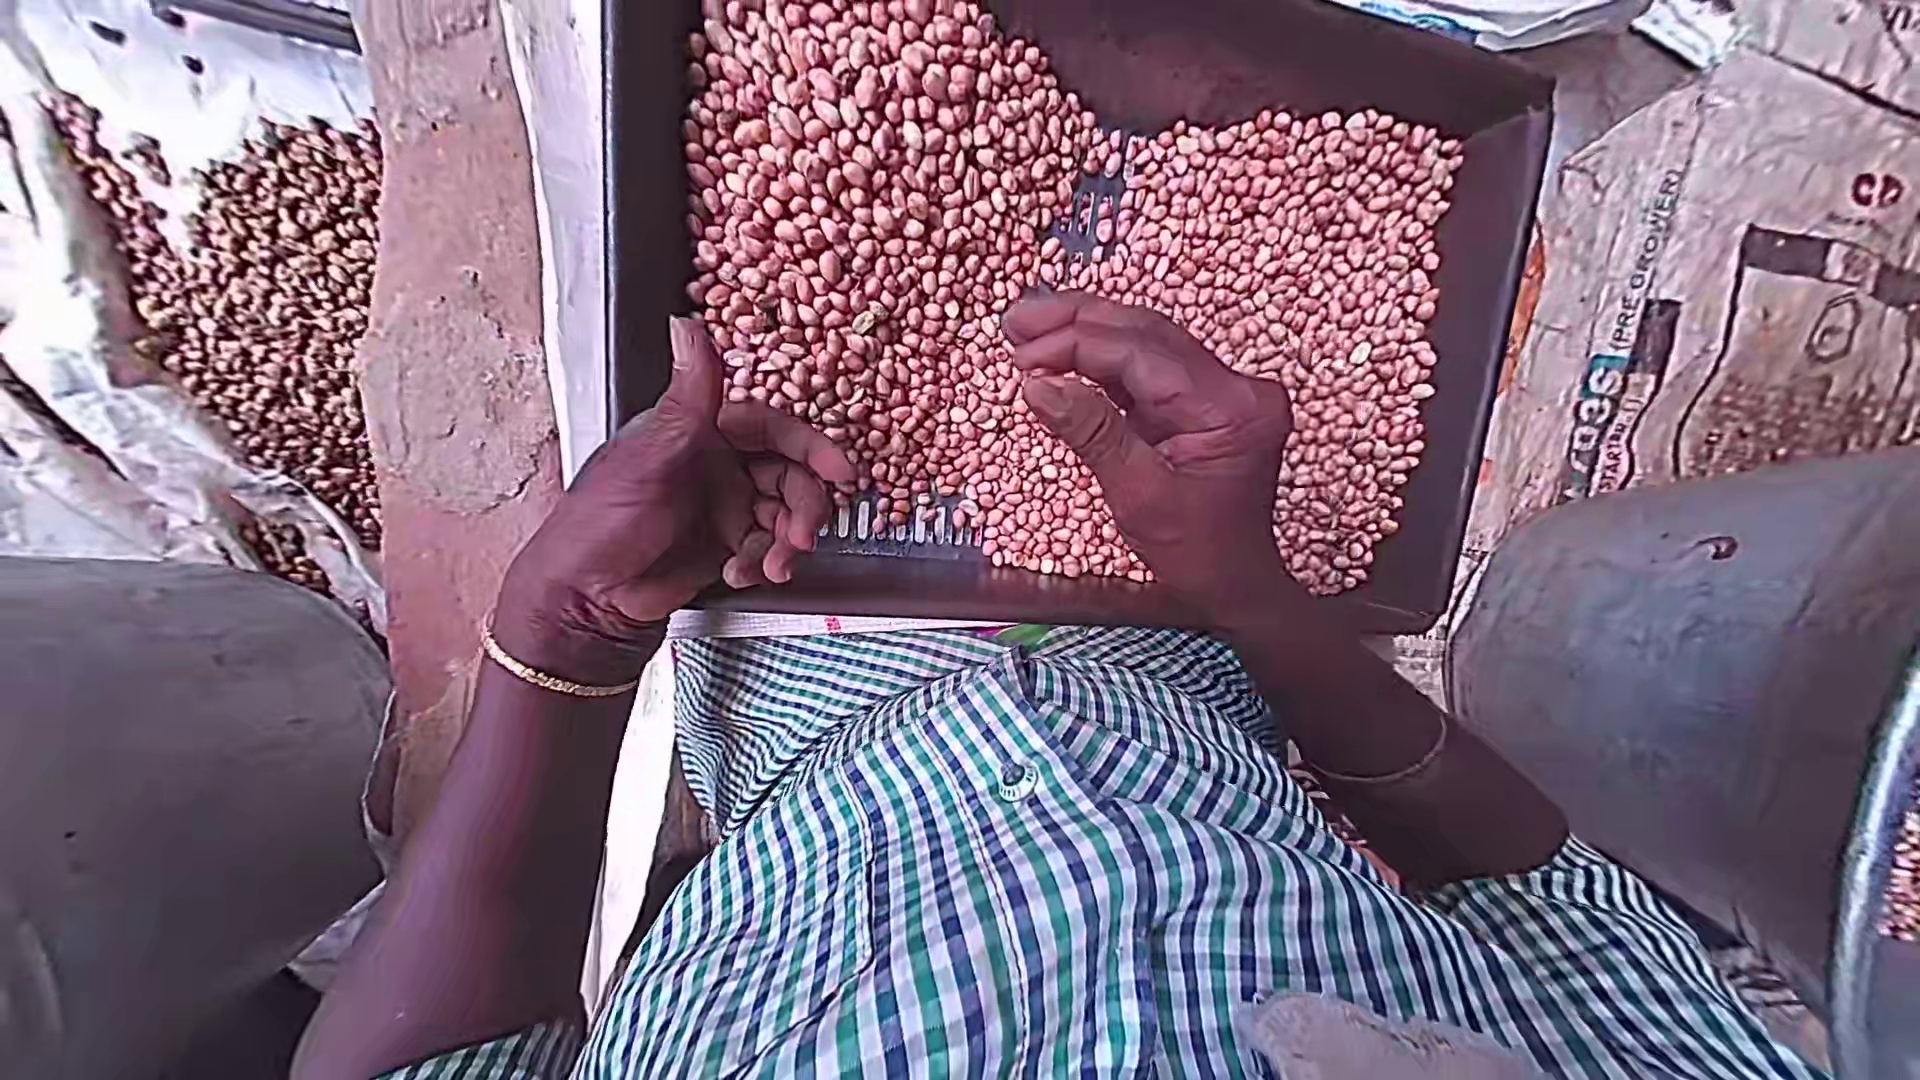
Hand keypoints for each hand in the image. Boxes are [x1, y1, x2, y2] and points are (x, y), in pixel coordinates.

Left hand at [494, 317, 854, 683]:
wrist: (586, 599)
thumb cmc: (601, 521)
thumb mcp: (648, 455)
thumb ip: (686, 396)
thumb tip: (687, 326)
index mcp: (704, 435)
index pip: (774, 432)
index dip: (813, 449)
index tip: (840, 471)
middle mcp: (722, 469)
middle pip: (792, 479)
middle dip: (805, 509)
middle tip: (802, 536)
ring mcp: (728, 510)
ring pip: (786, 518)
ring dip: (788, 544)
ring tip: (771, 566)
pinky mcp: (730, 547)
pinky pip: (770, 550)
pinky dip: (765, 564)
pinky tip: (741, 573)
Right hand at [1005, 292, 1296, 619]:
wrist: (1235, 582)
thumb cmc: (1195, 553)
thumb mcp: (1138, 496)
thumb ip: (1092, 433)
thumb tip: (1037, 385)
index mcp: (1231, 408)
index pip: (1143, 354)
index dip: (1077, 346)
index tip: (1024, 358)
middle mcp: (1235, 387)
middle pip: (1146, 332)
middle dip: (1076, 322)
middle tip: (1018, 318)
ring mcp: (1221, 391)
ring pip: (1144, 342)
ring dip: (1084, 332)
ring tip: (1028, 327)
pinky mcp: (1201, 402)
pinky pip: (1145, 370)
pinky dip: (1098, 362)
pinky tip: (1060, 354)